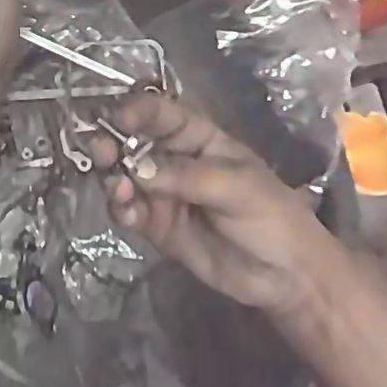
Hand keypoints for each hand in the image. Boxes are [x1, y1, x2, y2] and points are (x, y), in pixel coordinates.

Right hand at [89, 95, 332, 314]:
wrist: (285, 276)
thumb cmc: (271, 215)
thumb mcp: (236, 187)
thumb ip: (185, 176)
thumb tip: (136, 170)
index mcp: (197, 137)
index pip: (161, 113)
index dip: (138, 110)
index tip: (119, 117)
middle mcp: (172, 159)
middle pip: (131, 142)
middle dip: (112, 142)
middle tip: (101, 151)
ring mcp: (162, 193)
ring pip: (123, 176)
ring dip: (112, 177)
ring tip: (118, 189)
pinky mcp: (156, 225)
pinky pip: (129, 210)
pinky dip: (122, 209)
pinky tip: (128, 213)